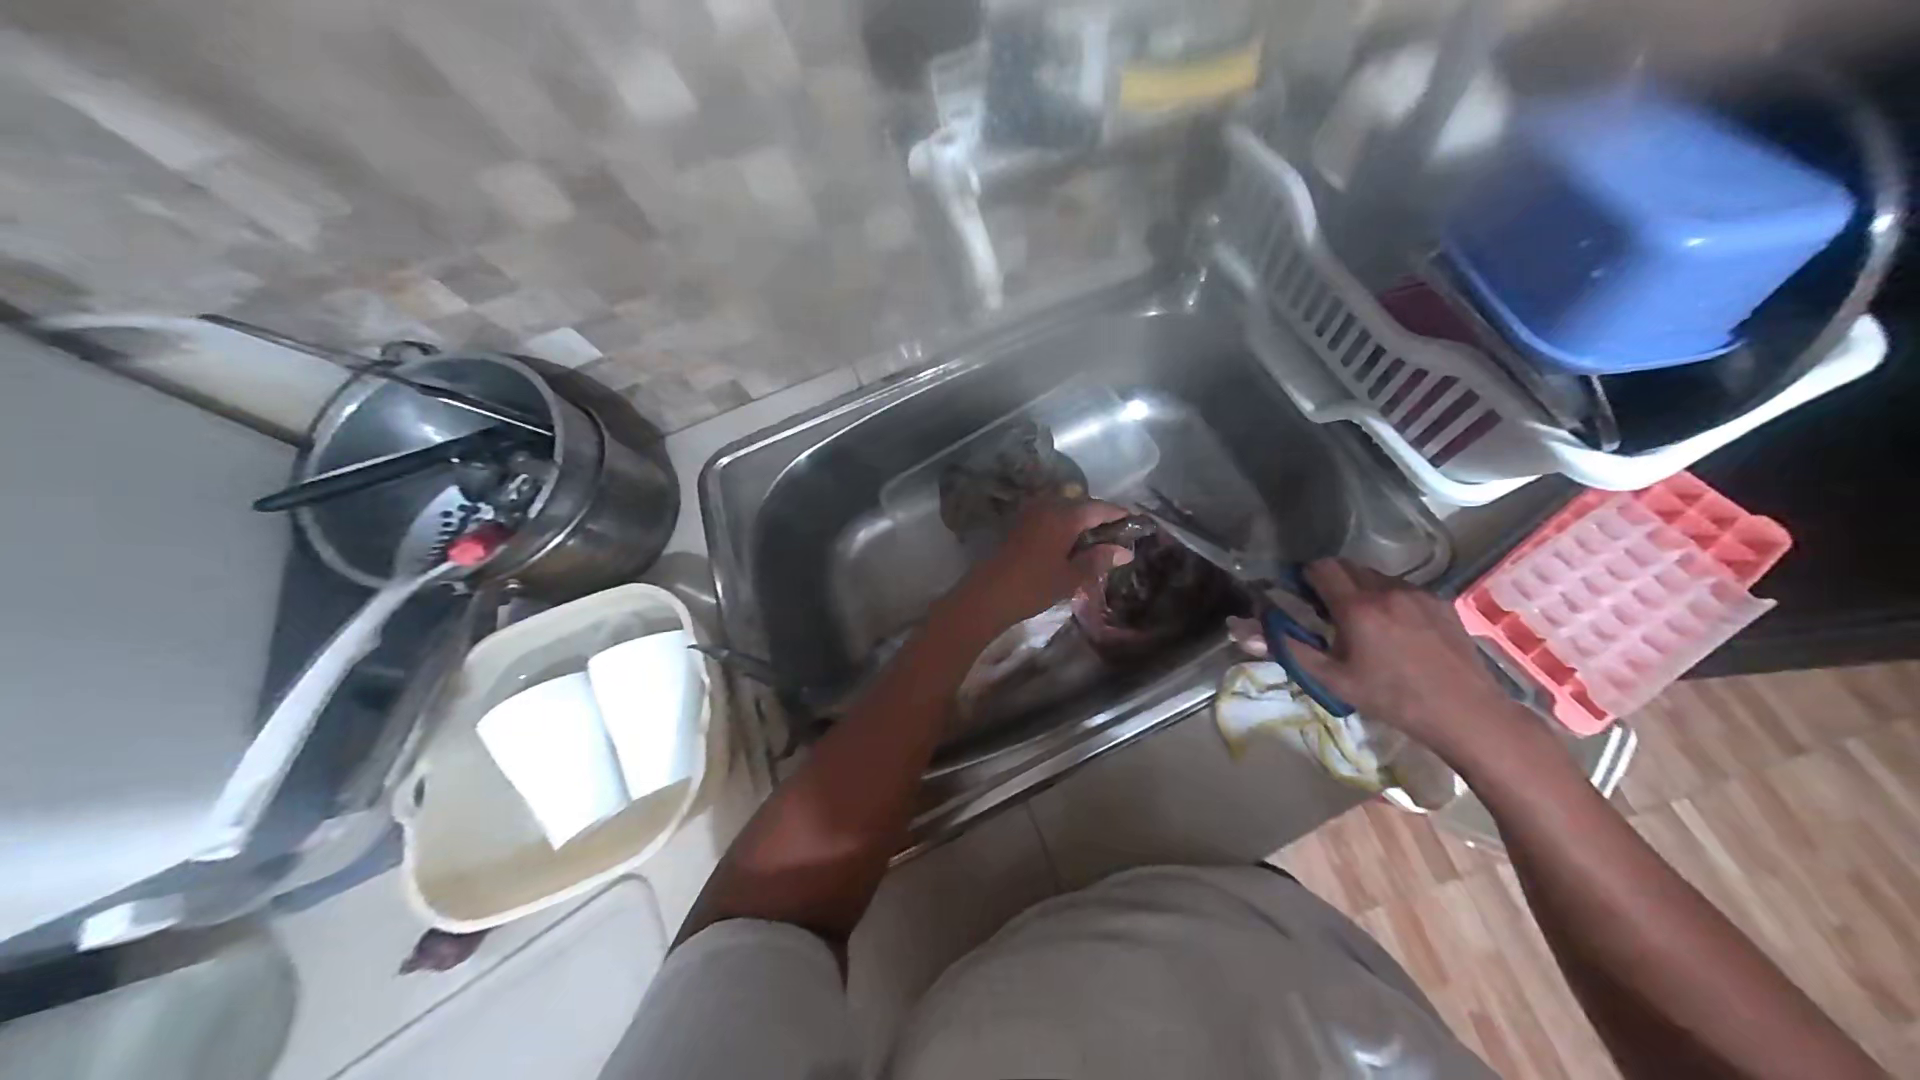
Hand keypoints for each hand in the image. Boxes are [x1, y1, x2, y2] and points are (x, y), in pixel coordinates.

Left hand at [943, 499, 1132, 637]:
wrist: (987, 595)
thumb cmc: (1034, 586)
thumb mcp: (1071, 576)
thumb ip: (1099, 559)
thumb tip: (1125, 551)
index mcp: (1064, 515)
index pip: (1098, 507)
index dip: (1117, 513)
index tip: (1133, 520)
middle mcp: (1046, 507)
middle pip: (1079, 504)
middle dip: (1098, 515)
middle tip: (1114, 533)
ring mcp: (1029, 515)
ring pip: (1061, 509)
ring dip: (1078, 520)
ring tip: (1093, 540)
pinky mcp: (1017, 526)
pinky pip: (1047, 517)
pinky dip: (1061, 525)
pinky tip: (1067, 543)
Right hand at [1282, 558, 1525, 763]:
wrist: (1465, 712)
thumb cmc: (1392, 698)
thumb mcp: (1332, 679)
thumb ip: (1290, 649)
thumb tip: (1248, 630)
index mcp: (1357, 607)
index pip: (1321, 567)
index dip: (1306, 577)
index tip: (1302, 597)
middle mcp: (1387, 590)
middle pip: (1348, 567)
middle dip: (1331, 582)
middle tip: (1327, 612)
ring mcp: (1418, 593)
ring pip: (1376, 576)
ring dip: (1360, 590)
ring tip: (1363, 623)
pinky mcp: (1440, 602)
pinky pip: (1402, 588)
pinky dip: (1388, 599)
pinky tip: (1395, 630)